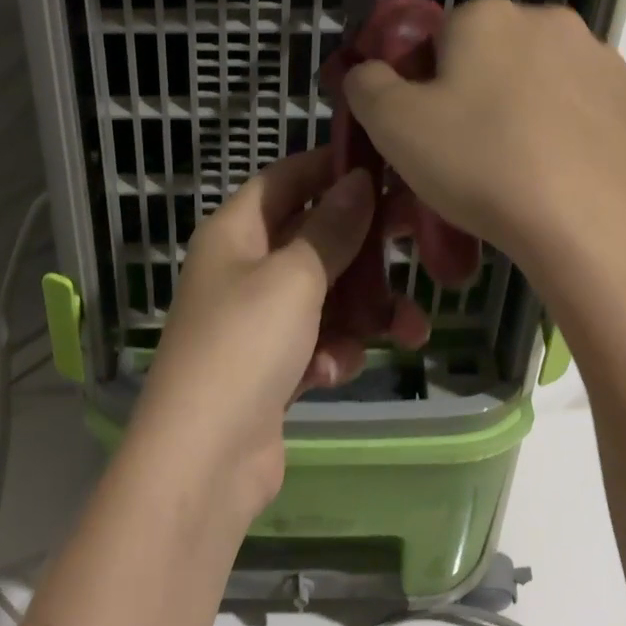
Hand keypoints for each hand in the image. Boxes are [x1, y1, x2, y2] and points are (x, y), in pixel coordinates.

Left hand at [130, 150, 427, 512]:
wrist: (205, 455)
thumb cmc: (245, 346)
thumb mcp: (294, 277)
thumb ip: (332, 228)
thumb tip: (359, 181)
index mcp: (233, 233)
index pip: (285, 179)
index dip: (332, 169)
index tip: (389, 169)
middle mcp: (241, 270)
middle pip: (314, 239)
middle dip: (366, 250)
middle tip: (420, 246)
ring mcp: (255, 322)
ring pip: (326, 297)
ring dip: (364, 312)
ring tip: (407, 330)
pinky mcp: (271, 368)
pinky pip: (317, 342)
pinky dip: (333, 353)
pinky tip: (335, 372)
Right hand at [344, 0, 625, 271]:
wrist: (590, 225)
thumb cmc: (480, 165)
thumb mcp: (393, 126)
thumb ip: (366, 86)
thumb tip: (367, 72)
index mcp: (487, 16)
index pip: (435, 39)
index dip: (419, 88)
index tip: (420, 135)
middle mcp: (549, 21)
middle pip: (489, 60)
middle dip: (470, 100)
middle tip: (459, 160)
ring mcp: (600, 62)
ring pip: (535, 87)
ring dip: (515, 119)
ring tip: (506, 179)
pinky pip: (577, 117)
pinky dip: (558, 141)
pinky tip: (548, 184)